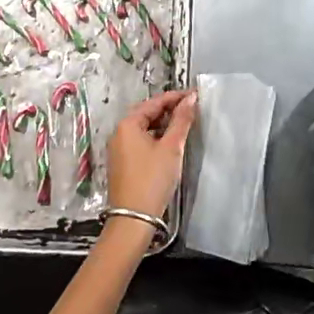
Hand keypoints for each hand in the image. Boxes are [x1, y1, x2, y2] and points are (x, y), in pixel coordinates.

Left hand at [105, 89, 195, 219]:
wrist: (133, 218)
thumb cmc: (152, 179)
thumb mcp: (171, 147)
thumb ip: (181, 121)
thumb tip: (191, 98)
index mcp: (127, 124)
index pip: (154, 102)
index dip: (175, 97)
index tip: (194, 95)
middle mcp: (119, 133)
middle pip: (146, 113)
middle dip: (168, 109)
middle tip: (191, 108)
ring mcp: (119, 149)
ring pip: (143, 128)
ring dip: (162, 124)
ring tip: (184, 124)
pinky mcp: (122, 163)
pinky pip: (140, 141)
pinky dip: (155, 137)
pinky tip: (170, 143)